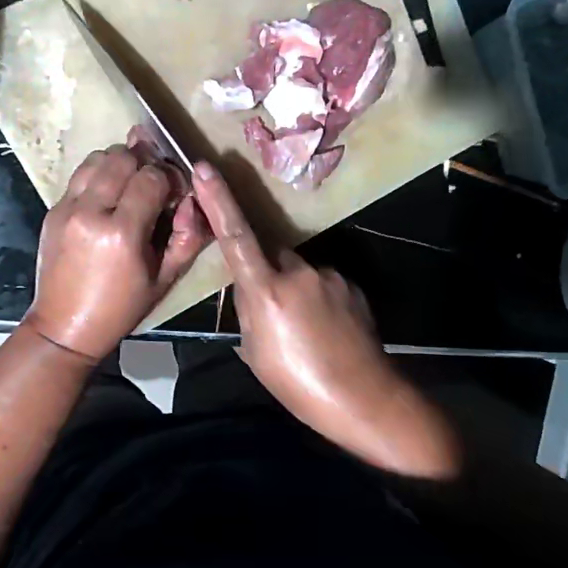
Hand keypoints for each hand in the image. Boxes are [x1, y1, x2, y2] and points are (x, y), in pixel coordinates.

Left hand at [25, 142, 209, 361]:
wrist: (65, 326)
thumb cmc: (121, 308)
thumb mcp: (165, 279)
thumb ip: (187, 236)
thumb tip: (192, 199)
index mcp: (121, 233)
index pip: (151, 177)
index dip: (170, 178)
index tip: (176, 193)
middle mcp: (90, 212)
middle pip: (123, 158)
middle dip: (145, 164)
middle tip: (154, 183)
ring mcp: (66, 208)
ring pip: (98, 158)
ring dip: (120, 164)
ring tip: (130, 184)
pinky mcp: (53, 210)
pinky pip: (80, 175)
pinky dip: (99, 176)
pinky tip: (109, 196)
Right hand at [190, 161, 457, 475]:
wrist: (362, 397)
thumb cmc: (297, 383)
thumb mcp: (255, 351)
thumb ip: (249, 310)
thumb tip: (250, 291)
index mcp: (267, 291)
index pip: (236, 237)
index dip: (218, 202)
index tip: (204, 169)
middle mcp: (299, 273)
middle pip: (272, 257)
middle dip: (266, 275)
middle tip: (271, 316)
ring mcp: (330, 277)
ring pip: (299, 273)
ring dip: (294, 292)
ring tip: (303, 333)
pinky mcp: (352, 285)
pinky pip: (323, 283)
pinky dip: (317, 300)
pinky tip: (324, 331)